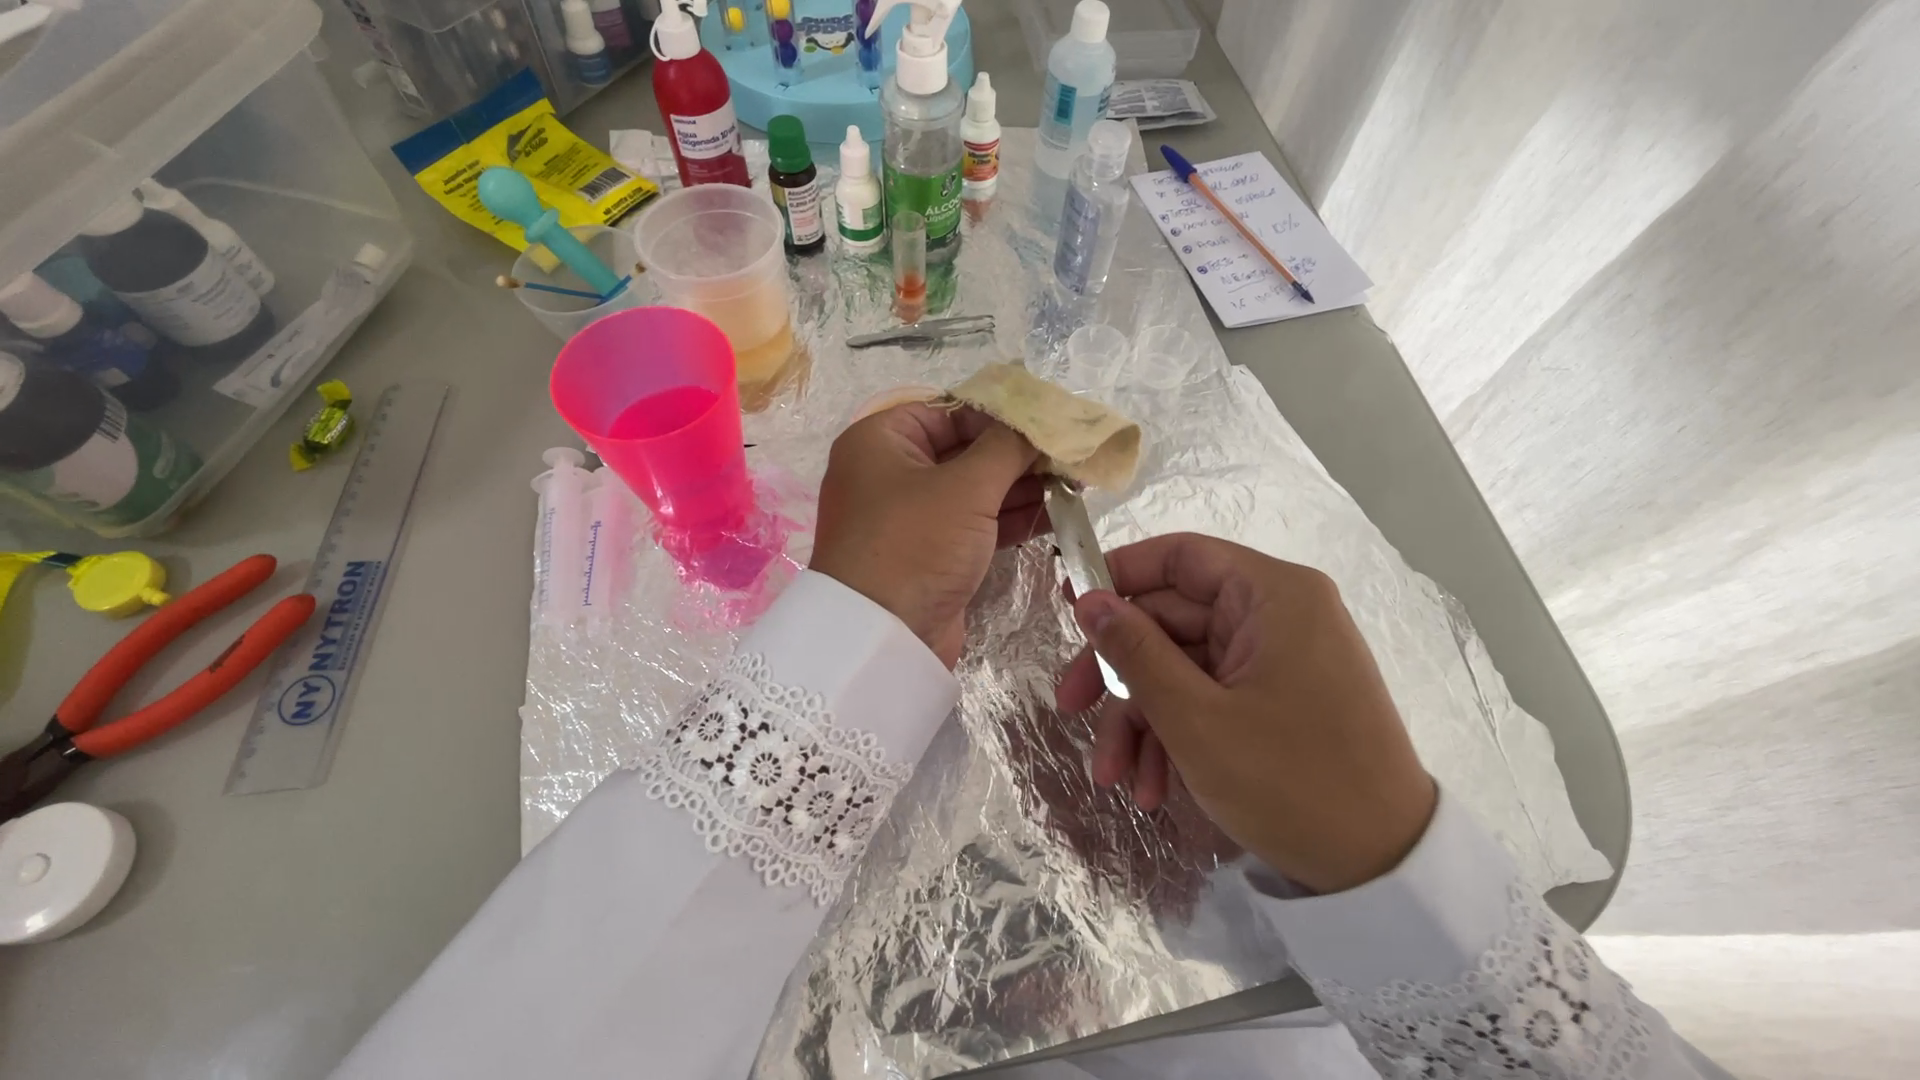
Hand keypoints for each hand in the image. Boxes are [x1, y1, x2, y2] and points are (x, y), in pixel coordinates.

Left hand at [812, 403, 1044, 668]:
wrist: (883, 637)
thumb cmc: (916, 545)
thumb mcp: (965, 487)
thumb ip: (1007, 446)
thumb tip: (1039, 418)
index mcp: (879, 440)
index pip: (949, 410)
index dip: (1000, 413)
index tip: (1049, 420)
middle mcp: (888, 472)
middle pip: (962, 449)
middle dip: (1016, 453)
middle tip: (1069, 454)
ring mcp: (907, 516)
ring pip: (972, 488)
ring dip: (1020, 485)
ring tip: (1072, 481)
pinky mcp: (927, 553)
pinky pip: (972, 522)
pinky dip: (1008, 517)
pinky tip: (1052, 511)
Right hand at [1055, 533, 1436, 893]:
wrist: (1383, 870)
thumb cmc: (1290, 783)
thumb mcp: (1195, 718)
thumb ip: (1135, 651)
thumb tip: (1088, 600)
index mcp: (1272, 595)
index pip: (1179, 556)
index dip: (1117, 575)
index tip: (1068, 608)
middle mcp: (1277, 615)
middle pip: (1171, 620)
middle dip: (1118, 674)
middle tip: (1068, 708)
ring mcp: (1278, 660)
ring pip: (1183, 667)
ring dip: (1141, 719)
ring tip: (1113, 777)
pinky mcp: (1278, 700)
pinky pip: (1211, 698)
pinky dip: (1175, 736)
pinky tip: (1152, 788)